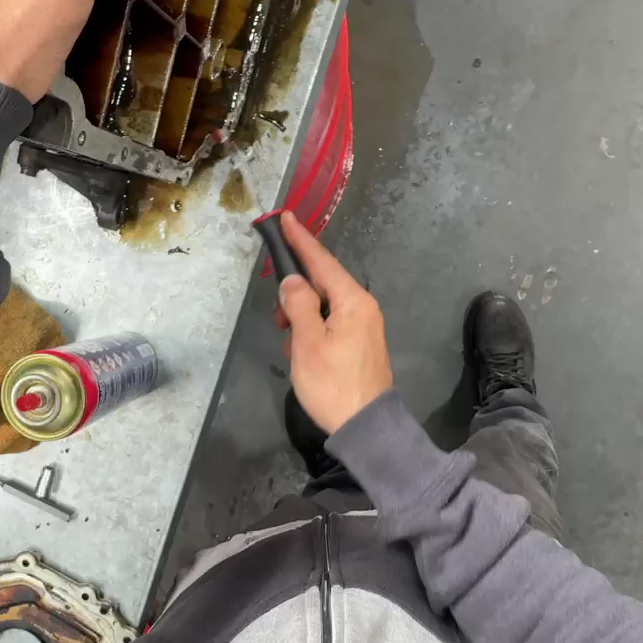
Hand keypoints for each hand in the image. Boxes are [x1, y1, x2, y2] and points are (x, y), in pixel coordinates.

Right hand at [273, 213, 394, 432]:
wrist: (365, 426)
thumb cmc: (332, 383)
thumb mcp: (306, 342)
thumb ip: (298, 304)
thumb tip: (293, 280)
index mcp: (352, 301)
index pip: (322, 261)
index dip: (301, 240)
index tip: (285, 217)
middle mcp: (363, 307)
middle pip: (323, 282)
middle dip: (296, 290)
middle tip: (276, 313)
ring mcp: (364, 326)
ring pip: (325, 305)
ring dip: (301, 314)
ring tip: (287, 339)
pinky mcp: (361, 343)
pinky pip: (331, 322)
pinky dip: (312, 328)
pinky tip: (299, 349)